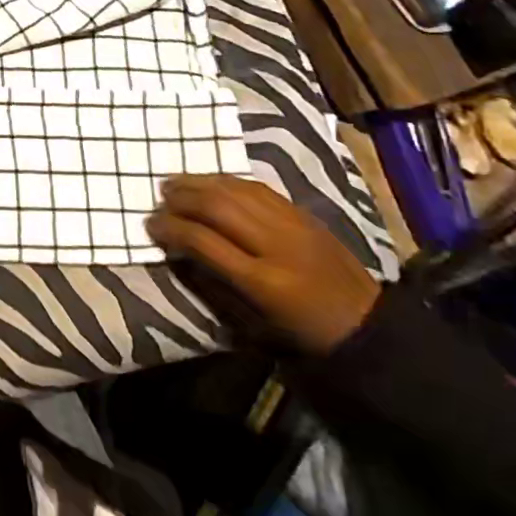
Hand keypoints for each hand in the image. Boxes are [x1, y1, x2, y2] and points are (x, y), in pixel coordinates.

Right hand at [147, 173, 379, 353]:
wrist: (364, 324)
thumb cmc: (300, 335)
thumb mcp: (253, 323)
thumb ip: (214, 283)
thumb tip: (180, 250)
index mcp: (262, 281)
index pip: (203, 241)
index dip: (172, 229)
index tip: (151, 226)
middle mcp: (275, 244)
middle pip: (217, 206)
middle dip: (182, 198)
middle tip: (160, 200)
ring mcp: (291, 223)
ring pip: (236, 190)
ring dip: (200, 182)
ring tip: (176, 183)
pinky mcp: (302, 213)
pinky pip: (257, 187)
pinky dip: (227, 181)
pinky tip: (211, 182)